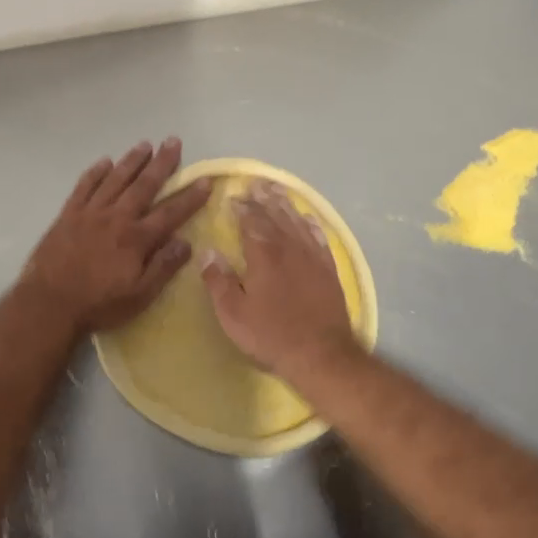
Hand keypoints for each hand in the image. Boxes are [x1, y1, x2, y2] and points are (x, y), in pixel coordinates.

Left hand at [16, 137, 211, 333]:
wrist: (49, 303)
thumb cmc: (99, 304)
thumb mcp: (139, 295)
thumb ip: (163, 267)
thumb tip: (186, 242)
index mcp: (136, 238)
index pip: (170, 213)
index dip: (189, 196)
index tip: (205, 180)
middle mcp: (116, 218)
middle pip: (144, 185)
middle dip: (161, 163)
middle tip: (173, 141)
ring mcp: (90, 213)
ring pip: (115, 179)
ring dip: (131, 161)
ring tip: (145, 144)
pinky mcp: (68, 214)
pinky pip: (84, 186)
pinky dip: (96, 172)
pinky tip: (104, 162)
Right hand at [201, 180, 358, 377]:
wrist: (321, 354)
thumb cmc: (271, 335)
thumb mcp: (233, 314)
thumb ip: (219, 280)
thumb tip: (208, 251)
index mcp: (263, 255)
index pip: (250, 221)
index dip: (241, 207)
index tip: (232, 196)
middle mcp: (289, 247)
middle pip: (275, 215)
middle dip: (263, 198)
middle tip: (255, 184)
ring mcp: (313, 257)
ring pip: (297, 222)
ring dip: (285, 205)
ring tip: (277, 191)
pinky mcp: (329, 269)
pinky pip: (319, 237)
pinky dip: (311, 224)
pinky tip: (307, 218)